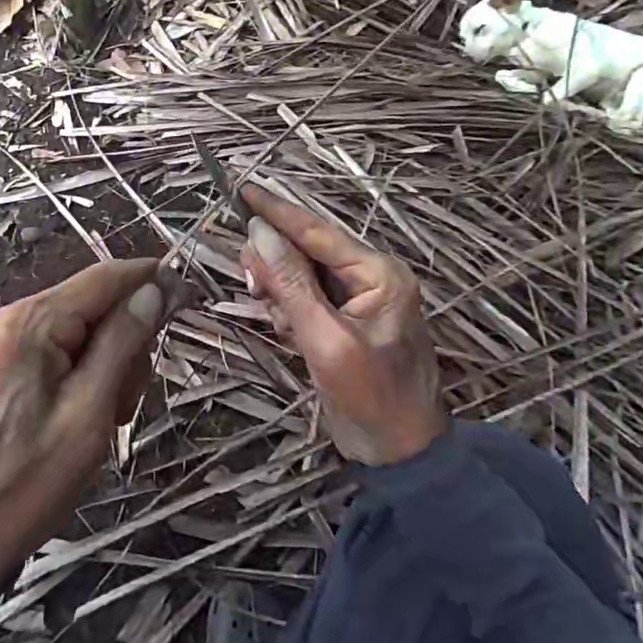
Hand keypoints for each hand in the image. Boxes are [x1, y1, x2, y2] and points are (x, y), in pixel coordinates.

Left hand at [0, 258, 173, 587]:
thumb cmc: (27, 479)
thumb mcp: (89, 411)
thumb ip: (123, 342)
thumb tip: (154, 289)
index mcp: (34, 321)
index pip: (106, 277)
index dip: (151, 280)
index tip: (189, 297)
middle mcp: (19, 318)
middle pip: (97, 304)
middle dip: (128, 341)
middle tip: (127, 399)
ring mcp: (12, 341)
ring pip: (87, 330)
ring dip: (112, 365)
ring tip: (106, 418)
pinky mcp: (12, 365)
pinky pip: (67, 351)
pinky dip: (90, 376)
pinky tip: (88, 416)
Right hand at [239, 184, 445, 465]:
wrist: (400, 454)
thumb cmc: (372, 398)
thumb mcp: (326, 340)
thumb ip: (291, 285)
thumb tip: (259, 234)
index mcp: (378, 274)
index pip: (317, 231)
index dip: (277, 211)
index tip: (241, 188)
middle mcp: (368, 277)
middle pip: (303, 250)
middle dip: (275, 267)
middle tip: (256, 290)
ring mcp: (355, 299)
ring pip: (297, 274)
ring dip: (281, 295)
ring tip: (284, 325)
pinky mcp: (341, 320)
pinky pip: (302, 298)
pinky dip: (288, 312)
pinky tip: (291, 334)